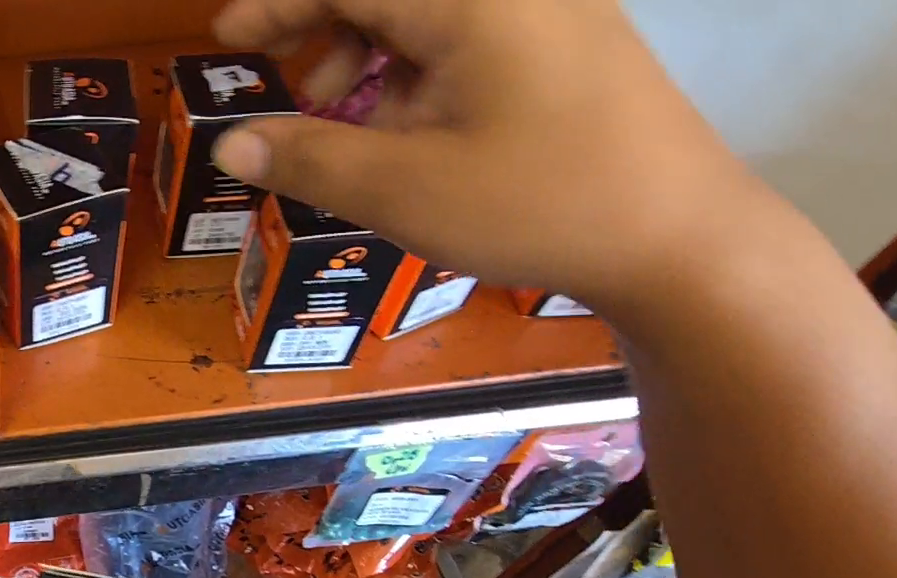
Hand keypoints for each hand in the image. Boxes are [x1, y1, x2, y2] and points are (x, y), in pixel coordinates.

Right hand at [209, 0, 775, 308]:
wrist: (670, 235)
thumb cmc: (528, 205)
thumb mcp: (399, 190)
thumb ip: (307, 158)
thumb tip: (230, 143)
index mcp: (472, 0)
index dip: (280, 2)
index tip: (226, 38)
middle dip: (322, 28)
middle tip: (287, 91)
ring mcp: (543, 11)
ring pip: (423, 13)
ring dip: (365, 53)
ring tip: (340, 120)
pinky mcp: (558, 44)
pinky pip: (462, 36)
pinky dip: (411, 71)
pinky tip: (401, 127)